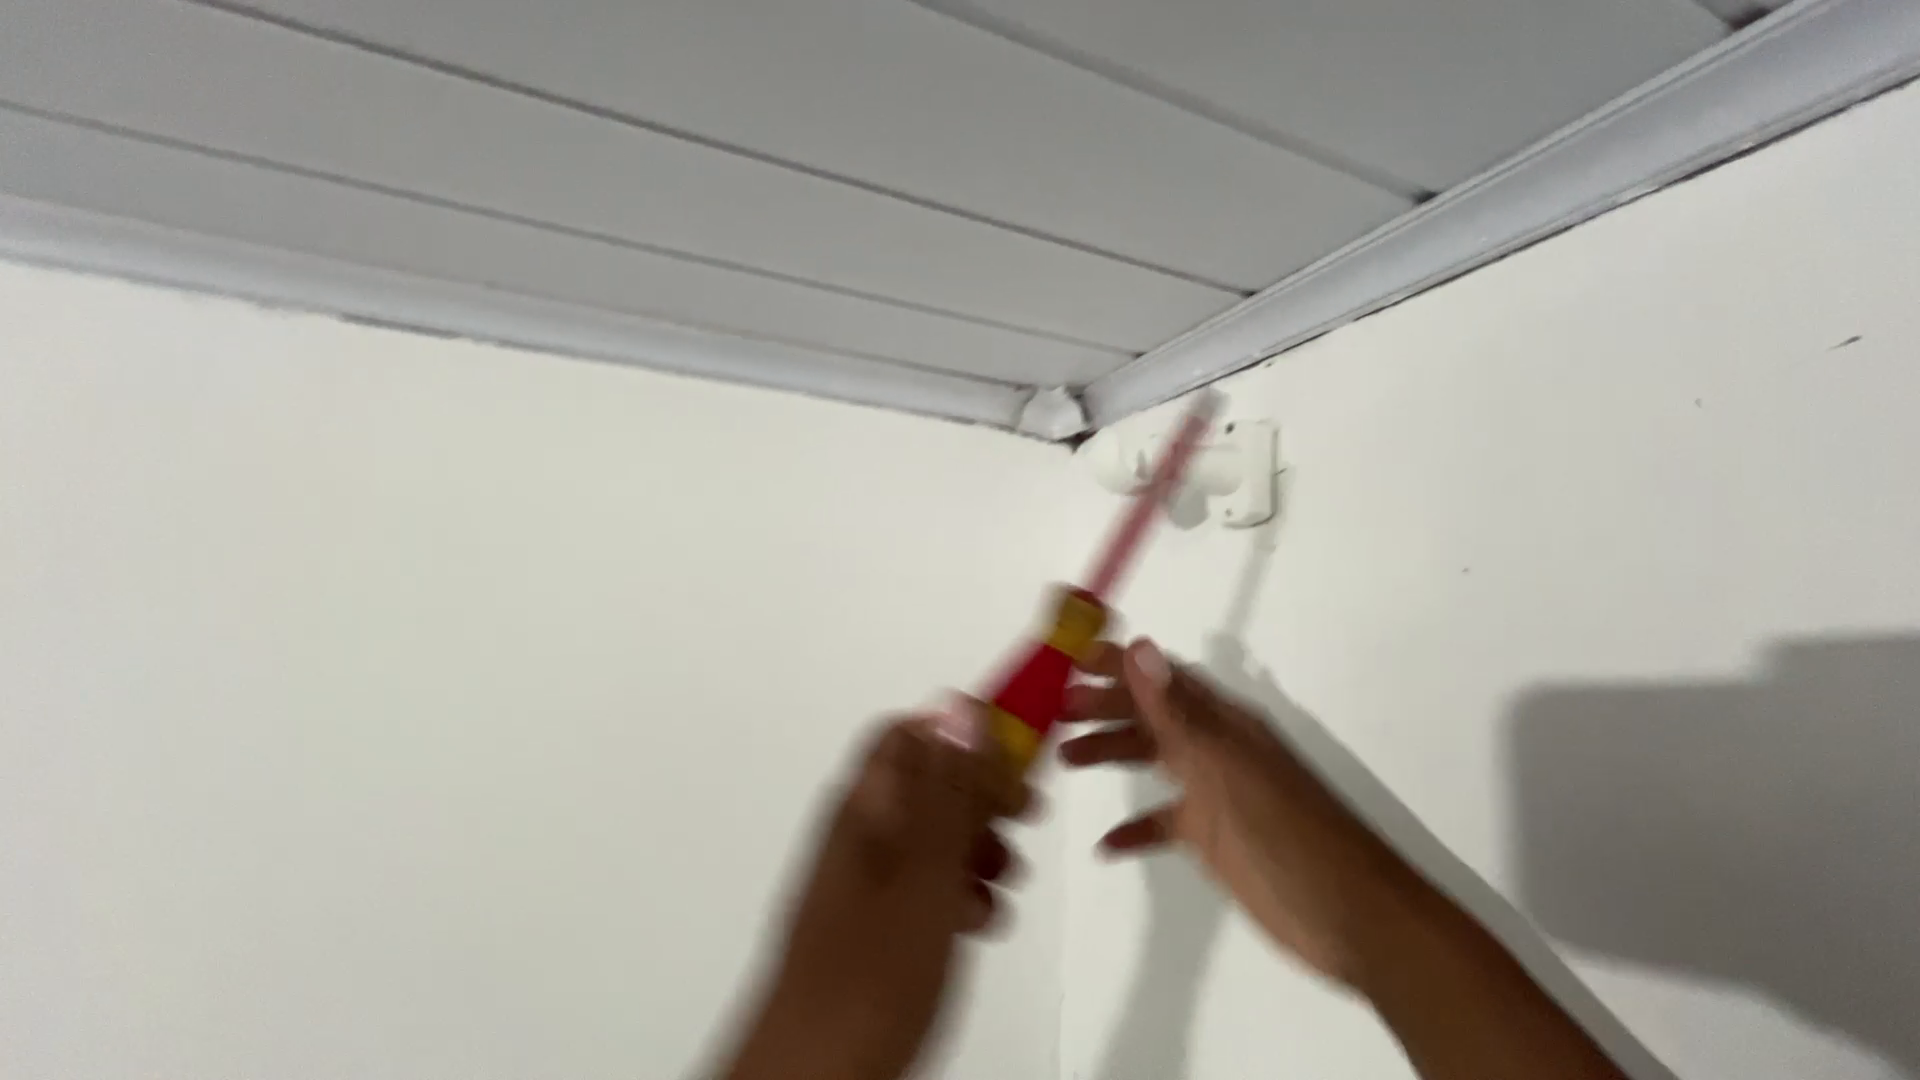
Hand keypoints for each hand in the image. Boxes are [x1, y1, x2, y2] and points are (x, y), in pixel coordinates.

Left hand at [721, 710, 1028, 1079]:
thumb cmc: (875, 967)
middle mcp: (859, 830)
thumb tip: (957, 705)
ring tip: (1006, 879)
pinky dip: (957, 888)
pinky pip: (922, 881)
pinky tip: (978, 921)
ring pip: (930, 832)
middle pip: (926, 779)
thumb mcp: (927, 872)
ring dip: (975, 843)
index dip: (962, 734)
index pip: (909, 732)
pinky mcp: (872, 921)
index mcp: (865, 806)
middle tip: (1024, 815)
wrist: (814, 1073)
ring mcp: (863, 877)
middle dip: (980, 791)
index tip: (1012, 760)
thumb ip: (948, 791)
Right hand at [1060, 638, 1433, 988]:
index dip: (1119, 664)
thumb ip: (1176, 712)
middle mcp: (1216, 749)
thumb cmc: (1286, 835)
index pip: (1163, 677)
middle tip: (1055, 711)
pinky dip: (1135, 829)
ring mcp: (1215, 794)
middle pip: (1151, 715)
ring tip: (1065, 760)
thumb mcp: (1223, 769)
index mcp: (1223, 724)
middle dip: (1104, 706)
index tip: (1072, 658)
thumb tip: (1138, 645)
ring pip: (1154, 760)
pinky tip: (1106, 845)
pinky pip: (1164, 824)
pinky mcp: (1213, 839)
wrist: (1352, 917)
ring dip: (1111, 754)